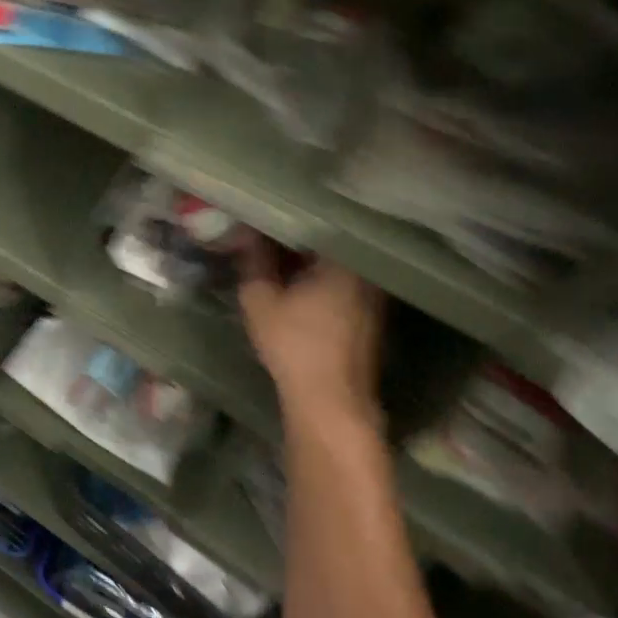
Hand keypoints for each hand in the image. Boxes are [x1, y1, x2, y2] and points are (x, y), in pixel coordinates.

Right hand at [236, 235, 384, 431]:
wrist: (330, 397)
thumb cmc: (293, 343)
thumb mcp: (259, 298)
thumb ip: (253, 261)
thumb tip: (244, 232)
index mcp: (342, 259)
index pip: (312, 224)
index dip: (281, 220)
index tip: (258, 219)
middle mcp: (365, 270)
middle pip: (327, 243)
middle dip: (294, 239)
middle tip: (261, 236)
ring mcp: (373, 294)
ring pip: (334, 264)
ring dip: (306, 260)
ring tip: (274, 257)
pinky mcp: (370, 315)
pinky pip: (340, 282)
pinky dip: (318, 278)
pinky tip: (295, 284)